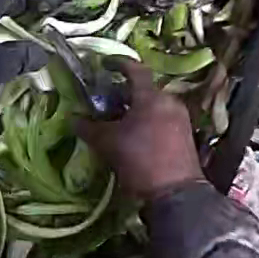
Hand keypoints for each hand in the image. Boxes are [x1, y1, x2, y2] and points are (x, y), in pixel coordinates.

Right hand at [75, 61, 205, 200]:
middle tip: (105, 98)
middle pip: (144, 88)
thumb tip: (73, 118)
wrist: (176, 194)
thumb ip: (88, 127)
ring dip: (135, 107)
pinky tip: (133, 133)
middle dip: (123, 91)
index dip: (118, 63)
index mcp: (151, 97)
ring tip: (116, 118)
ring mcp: (180, 118)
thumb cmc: (139, 160)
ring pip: (153, 104)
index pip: (135, 69)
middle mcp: (169, 101)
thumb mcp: (107, 143)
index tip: (104, 64)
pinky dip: (146, 118)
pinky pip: (162, 117)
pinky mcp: (185, 134)